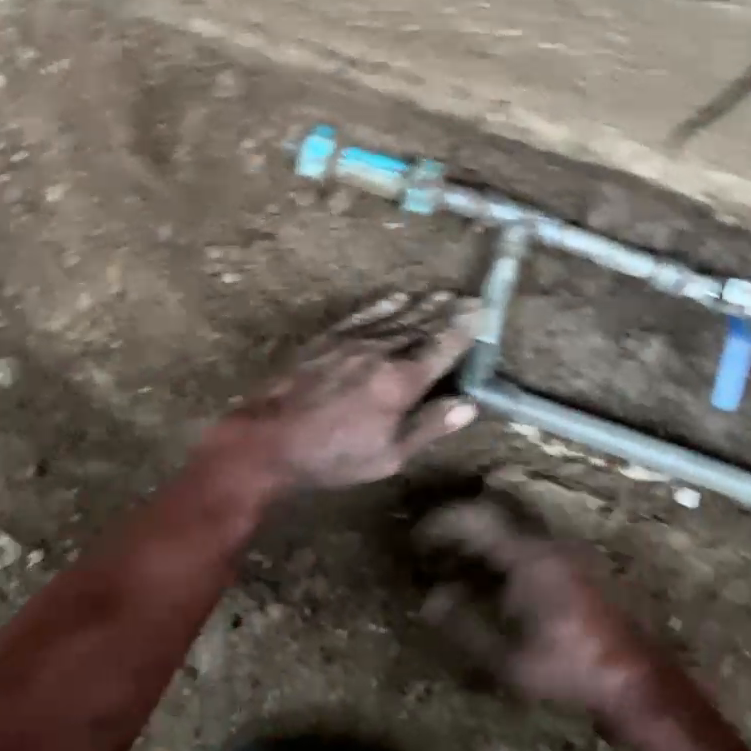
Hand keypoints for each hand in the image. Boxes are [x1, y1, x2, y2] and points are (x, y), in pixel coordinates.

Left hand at [206, 291, 479, 488]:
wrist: (268, 437)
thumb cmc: (332, 456)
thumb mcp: (388, 456)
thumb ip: (429, 427)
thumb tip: (468, 405)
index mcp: (400, 382)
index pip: (442, 347)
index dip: (464, 328)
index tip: (482, 311)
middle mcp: (380, 352)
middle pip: (421, 325)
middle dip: (447, 311)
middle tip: (469, 297)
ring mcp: (352, 341)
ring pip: (395, 316)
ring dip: (421, 304)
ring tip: (441, 294)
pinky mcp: (328, 338)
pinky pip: (364, 314)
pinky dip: (384, 304)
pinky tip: (397, 297)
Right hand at [417, 499, 667, 721]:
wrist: (633, 678)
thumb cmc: (569, 668)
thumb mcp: (508, 658)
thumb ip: (465, 624)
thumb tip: (431, 597)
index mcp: (529, 556)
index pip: (476, 518)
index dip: (441, 522)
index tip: (419, 536)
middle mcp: (548, 541)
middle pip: (495, 509)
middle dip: (460, 521)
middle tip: (435, 541)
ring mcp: (566, 548)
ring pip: (514, 521)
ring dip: (483, 532)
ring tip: (459, 556)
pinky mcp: (577, 561)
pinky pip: (530, 536)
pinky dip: (504, 543)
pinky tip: (495, 574)